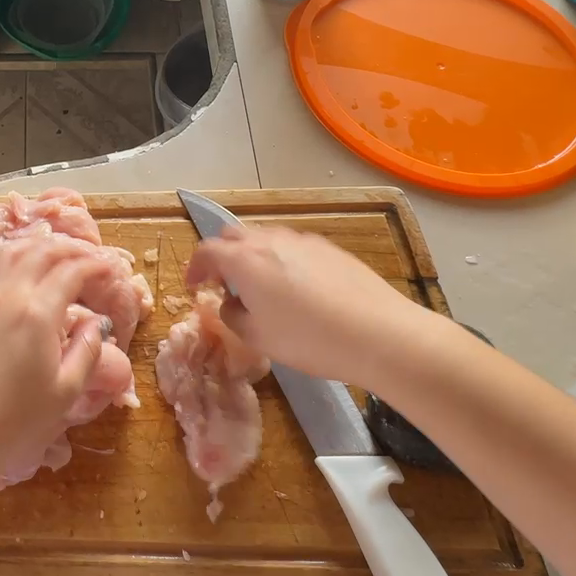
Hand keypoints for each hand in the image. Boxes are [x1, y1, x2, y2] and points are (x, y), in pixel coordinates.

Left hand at [0, 235, 112, 486]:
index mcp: (37, 313)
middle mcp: (10, 293)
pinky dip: (15, 251)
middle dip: (73, 248)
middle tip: (93, 256)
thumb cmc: (17, 419)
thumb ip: (87, 351)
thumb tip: (98, 325)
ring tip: (62, 252)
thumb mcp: (66, 391)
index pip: (72, 271)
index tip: (112, 269)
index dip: (95, 266)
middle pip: (44, 251)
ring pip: (16, 249)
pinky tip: (24, 260)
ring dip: (43, 244)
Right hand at [185, 224, 442, 387]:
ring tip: (264, 288)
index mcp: (244, 260)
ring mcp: (301, 240)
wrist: (381, 334)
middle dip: (222, 255)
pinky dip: (282, 260)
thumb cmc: (310, 339)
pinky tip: (299, 290)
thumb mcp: (259, 339)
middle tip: (226, 284)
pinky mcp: (329, 248)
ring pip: (264, 238)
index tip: (194, 285)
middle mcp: (268, 240)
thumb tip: (229, 304)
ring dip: (253, 256)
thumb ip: (233, 317)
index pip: (206, 251)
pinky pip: (293, 246)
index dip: (195, 267)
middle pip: (232, 236)